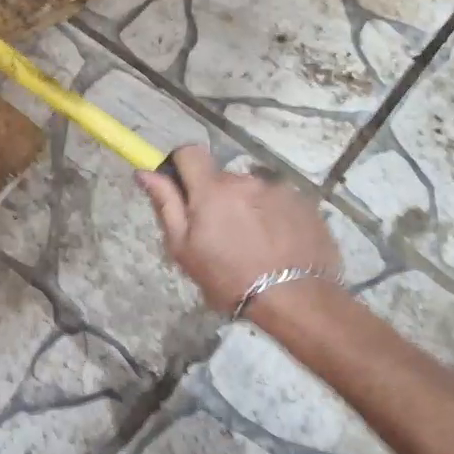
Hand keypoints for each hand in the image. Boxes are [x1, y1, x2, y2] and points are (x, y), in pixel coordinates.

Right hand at [134, 146, 342, 315]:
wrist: (297, 301)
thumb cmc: (228, 277)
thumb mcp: (183, 247)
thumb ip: (166, 204)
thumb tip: (145, 172)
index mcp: (212, 189)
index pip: (189, 153)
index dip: (181, 166)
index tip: (182, 189)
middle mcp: (247, 180)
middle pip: (222, 177)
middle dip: (216, 196)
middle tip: (218, 231)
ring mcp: (281, 191)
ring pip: (252, 190)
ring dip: (246, 205)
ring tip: (252, 240)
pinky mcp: (308, 205)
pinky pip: (279, 201)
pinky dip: (272, 214)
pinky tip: (276, 243)